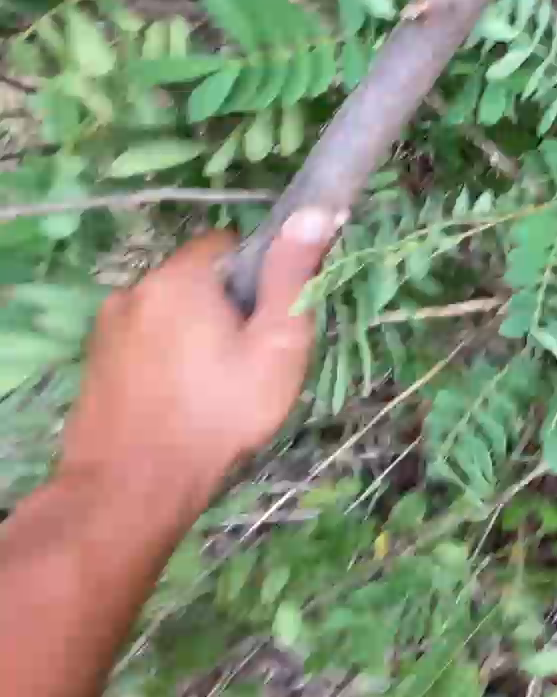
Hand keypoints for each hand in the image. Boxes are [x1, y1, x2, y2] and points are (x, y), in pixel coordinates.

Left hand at [58, 209, 343, 510]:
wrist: (136, 484)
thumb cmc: (225, 406)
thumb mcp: (278, 338)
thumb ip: (293, 273)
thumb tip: (318, 211)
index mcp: (179, 279)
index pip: (232, 242)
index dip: (266, 268)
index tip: (282, 307)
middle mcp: (134, 291)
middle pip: (205, 274)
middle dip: (238, 299)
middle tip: (265, 345)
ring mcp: (109, 327)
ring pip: (180, 306)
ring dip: (209, 324)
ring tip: (233, 371)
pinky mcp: (99, 358)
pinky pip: (156, 332)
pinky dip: (181, 347)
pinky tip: (197, 386)